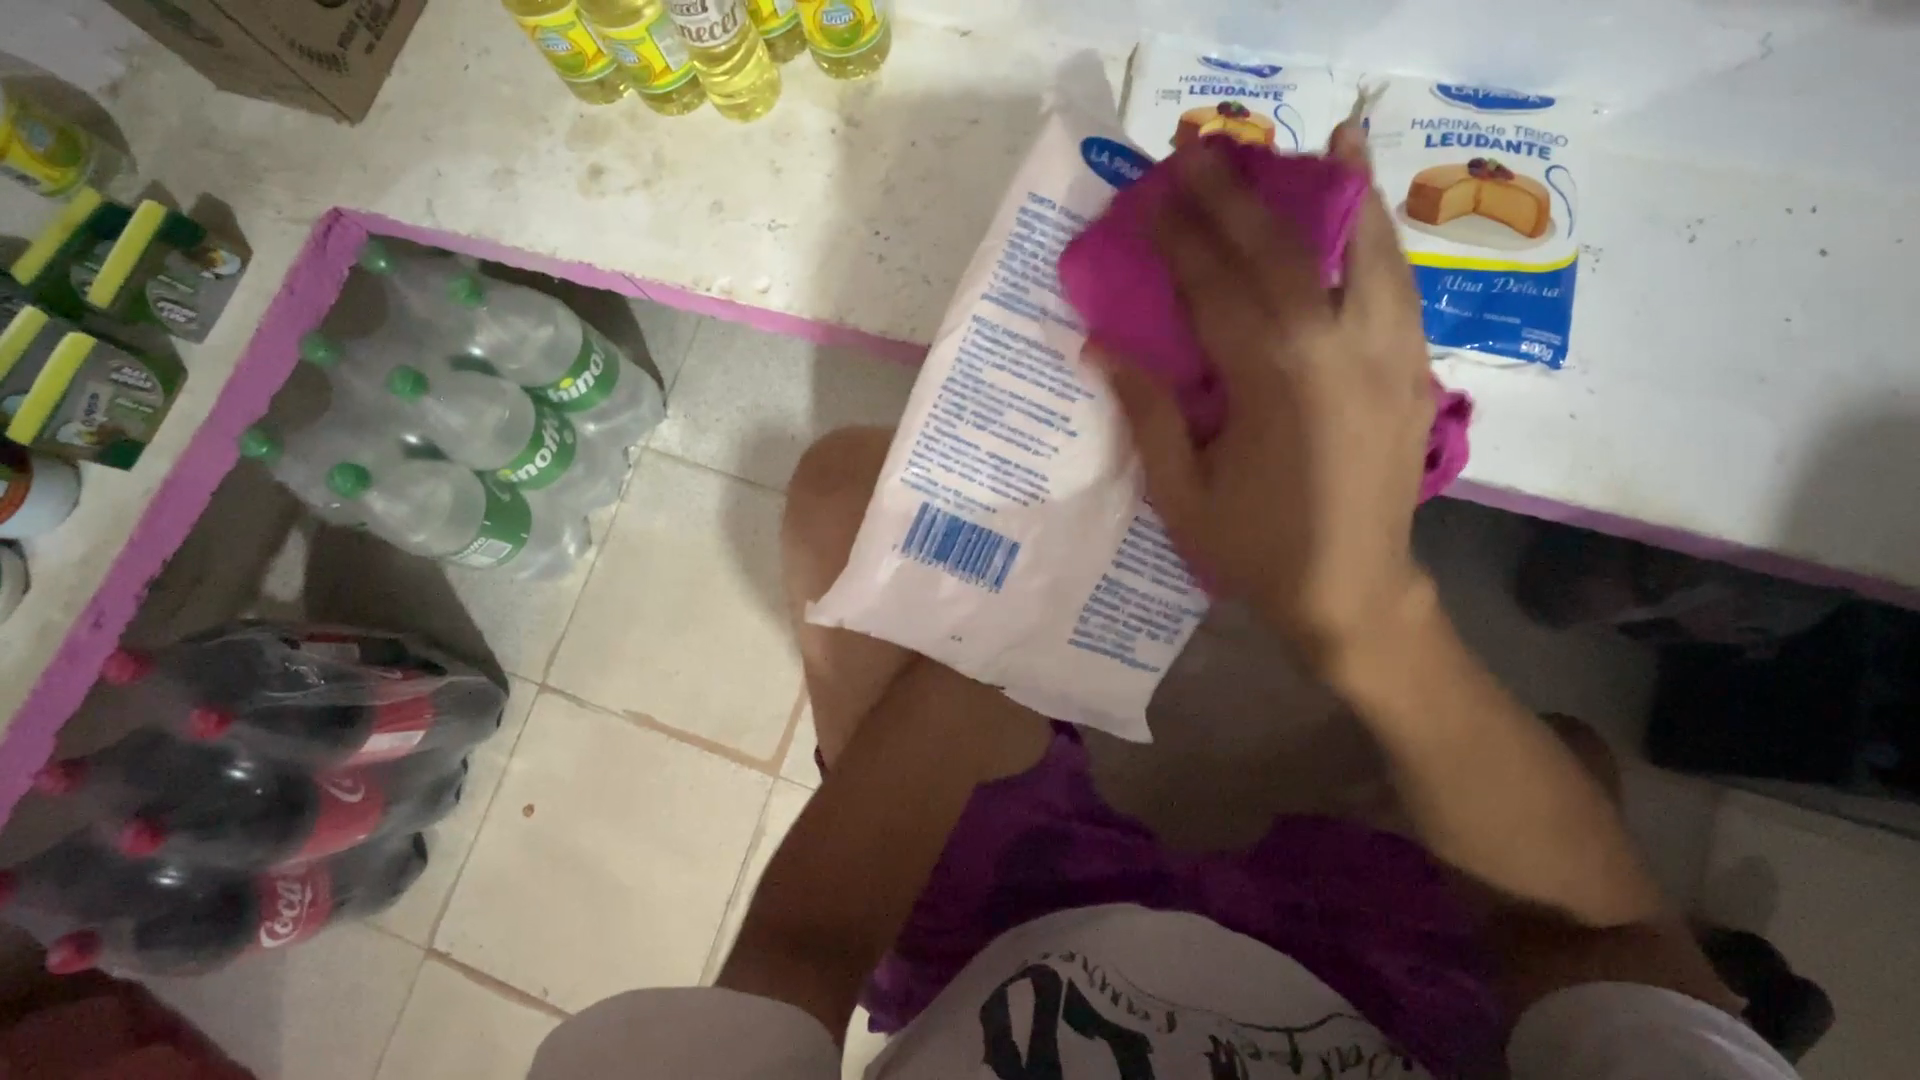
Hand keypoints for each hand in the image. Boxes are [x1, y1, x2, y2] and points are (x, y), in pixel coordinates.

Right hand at [1094, 125, 1436, 668]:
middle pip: (1284, 252)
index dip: (1181, 238)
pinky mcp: (1414, 371)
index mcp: (1273, 382)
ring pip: (1365, 252)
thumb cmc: (1258, 551)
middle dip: (1238, 197)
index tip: (1152, 196)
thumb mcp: (1183, 495)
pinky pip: (1398, 287)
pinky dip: (1382, 240)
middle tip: (1204, 151)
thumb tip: (1104, 346)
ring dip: (1338, 193)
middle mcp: (1339, 350)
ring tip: (1328, 142)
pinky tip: (1372, 213)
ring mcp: (1389, 356)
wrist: (1356, 595)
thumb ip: (1148, 413)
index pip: (1218, 287)